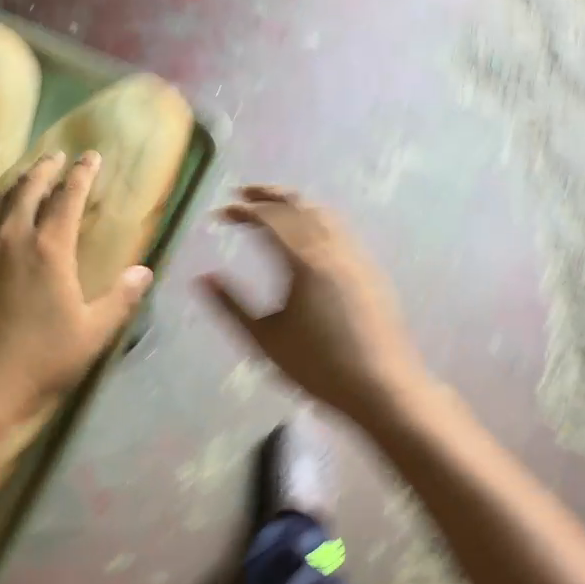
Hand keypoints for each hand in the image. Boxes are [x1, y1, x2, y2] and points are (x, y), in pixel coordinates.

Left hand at [0, 151, 154, 424]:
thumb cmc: (39, 360)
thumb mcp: (91, 333)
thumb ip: (119, 299)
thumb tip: (144, 272)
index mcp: (49, 248)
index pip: (68, 197)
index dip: (82, 174)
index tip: (91, 156)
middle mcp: (12, 238)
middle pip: (28, 189)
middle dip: (45, 169)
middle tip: (57, 155)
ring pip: (0, 203)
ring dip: (17, 184)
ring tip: (28, 176)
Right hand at [200, 185, 426, 424]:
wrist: (383, 388)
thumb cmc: (317, 367)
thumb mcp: (264, 339)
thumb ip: (230, 305)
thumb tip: (202, 278)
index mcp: (303, 261)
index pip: (268, 218)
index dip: (241, 211)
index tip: (218, 214)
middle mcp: (331, 250)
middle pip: (298, 205)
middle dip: (268, 195)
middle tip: (242, 195)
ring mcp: (355, 258)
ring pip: (323, 213)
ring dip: (294, 204)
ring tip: (273, 208)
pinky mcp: (369, 271)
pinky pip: (338, 229)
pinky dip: (315, 219)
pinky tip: (307, 237)